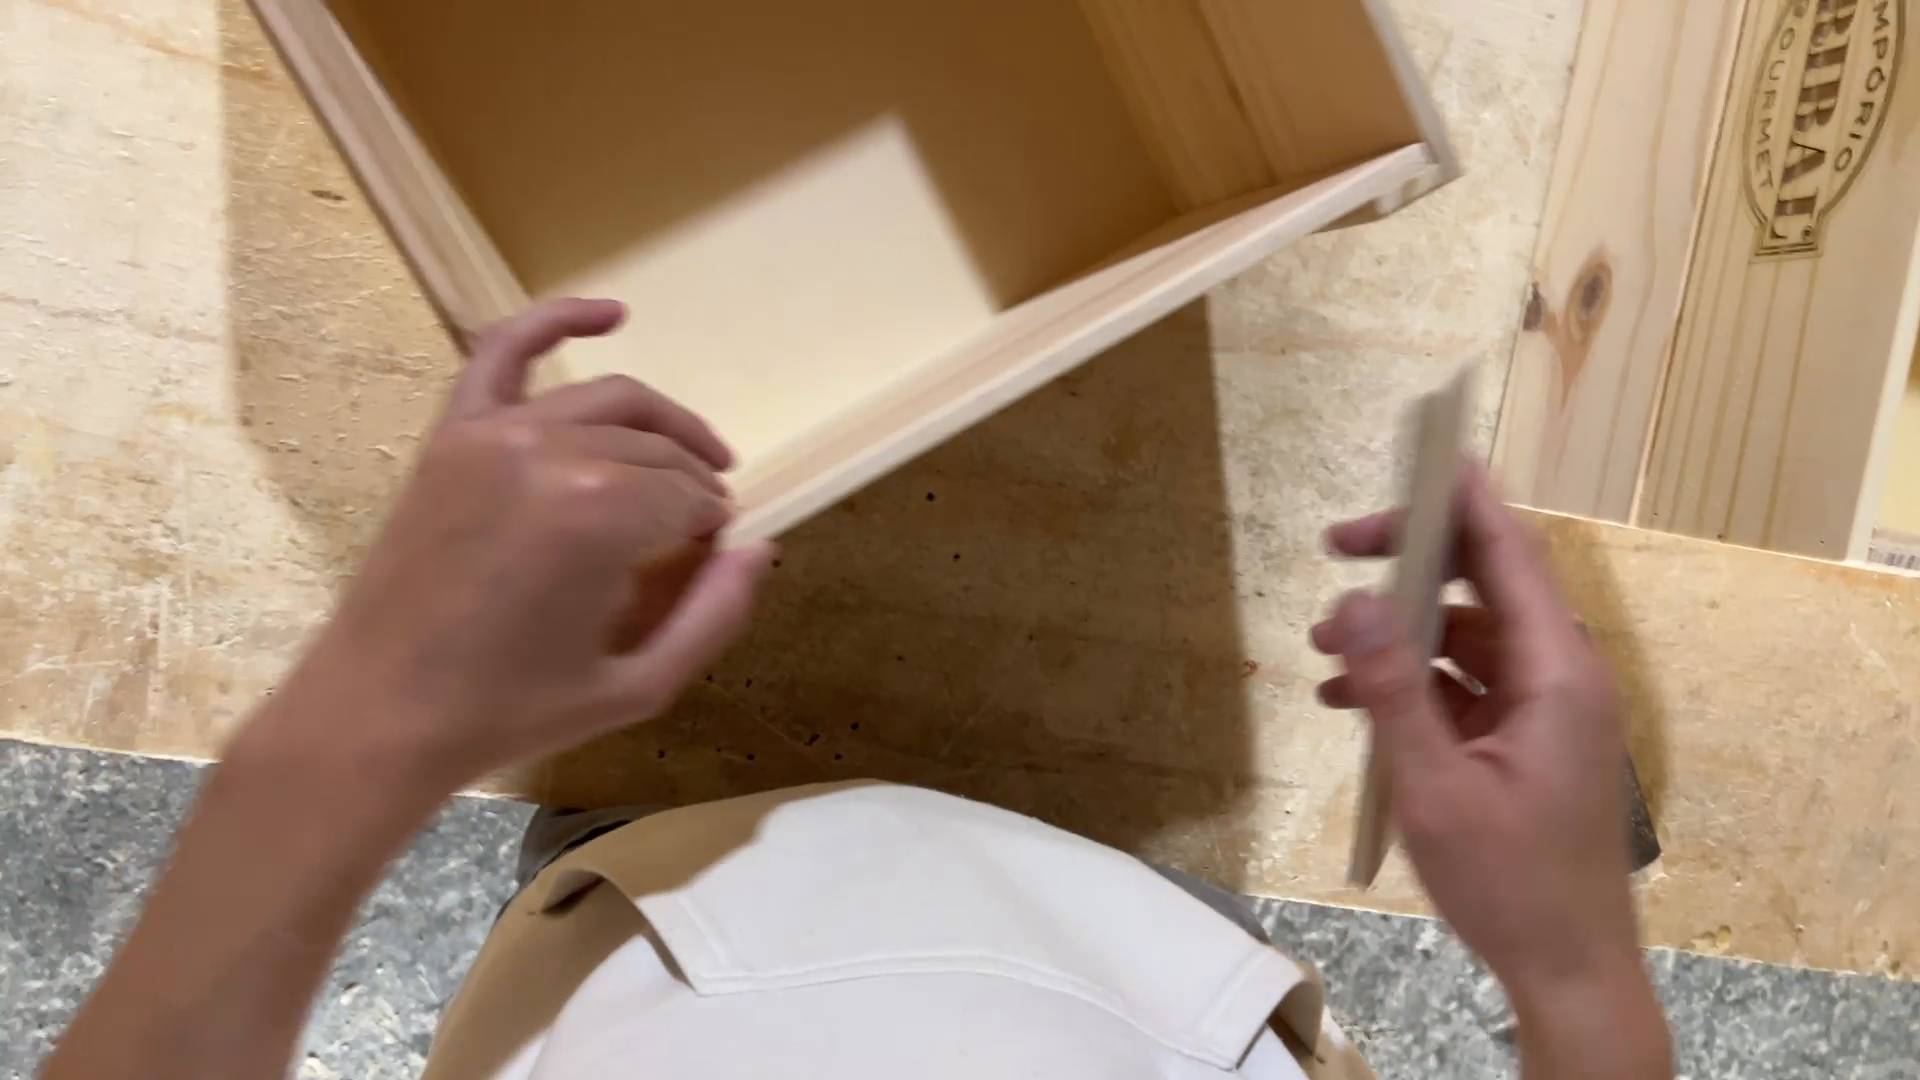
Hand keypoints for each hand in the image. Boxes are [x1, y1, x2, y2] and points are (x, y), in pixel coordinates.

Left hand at [275, 298, 770, 788]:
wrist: (377, 715)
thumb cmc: (516, 709)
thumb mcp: (640, 685)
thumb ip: (715, 616)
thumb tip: (761, 548)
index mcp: (599, 518)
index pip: (689, 498)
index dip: (712, 524)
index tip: (714, 551)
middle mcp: (551, 456)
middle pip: (659, 452)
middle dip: (695, 484)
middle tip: (704, 523)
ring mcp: (493, 434)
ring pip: (614, 404)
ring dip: (667, 424)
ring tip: (697, 455)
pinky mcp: (452, 434)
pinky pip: (503, 350)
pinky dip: (559, 320)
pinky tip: (612, 312)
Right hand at [1312, 464, 1668, 1076]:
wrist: (1560, 969)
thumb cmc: (1505, 878)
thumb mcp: (1430, 780)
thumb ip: (1389, 686)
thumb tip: (1349, 602)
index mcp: (1553, 675)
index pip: (1512, 557)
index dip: (1470, 499)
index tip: (1426, 455)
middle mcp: (1551, 677)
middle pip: (1480, 585)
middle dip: (1408, 560)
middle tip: (1338, 546)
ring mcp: (1530, 708)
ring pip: (1457, 633)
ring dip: (1391, 628)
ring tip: (1321, 648)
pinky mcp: (1508, 735)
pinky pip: (1449, 680)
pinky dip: (1397, 677)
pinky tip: (1344, 700)